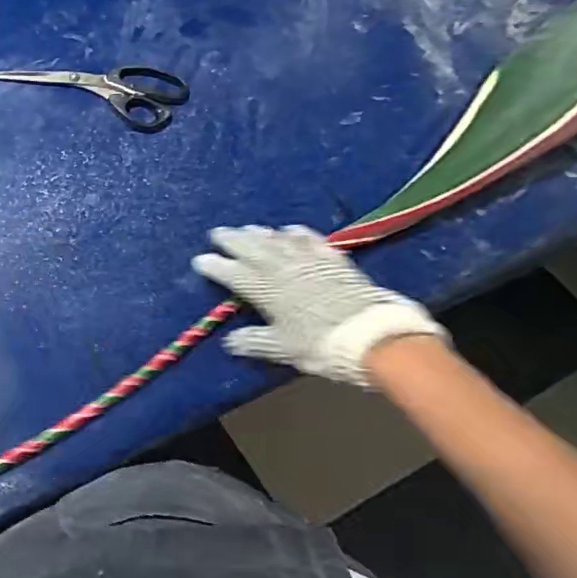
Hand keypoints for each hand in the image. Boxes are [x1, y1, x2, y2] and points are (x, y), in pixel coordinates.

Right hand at [191, 225, 444, 385]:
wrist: (376, 338)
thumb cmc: (320, 345)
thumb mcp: (282, 348)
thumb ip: (254, 341)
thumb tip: (231, 341)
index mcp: (264, 290)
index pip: (232, 273)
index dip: (214, 266)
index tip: (200, 260)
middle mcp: (283, 270)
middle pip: (252, 249)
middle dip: (233, 240)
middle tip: (218, 232)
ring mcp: (310, 263)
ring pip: (279, 242)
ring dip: (262, 234)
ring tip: (249, 229)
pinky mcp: (335, 263)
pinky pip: (313, 242)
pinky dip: (300, 234)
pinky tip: (292, 229)